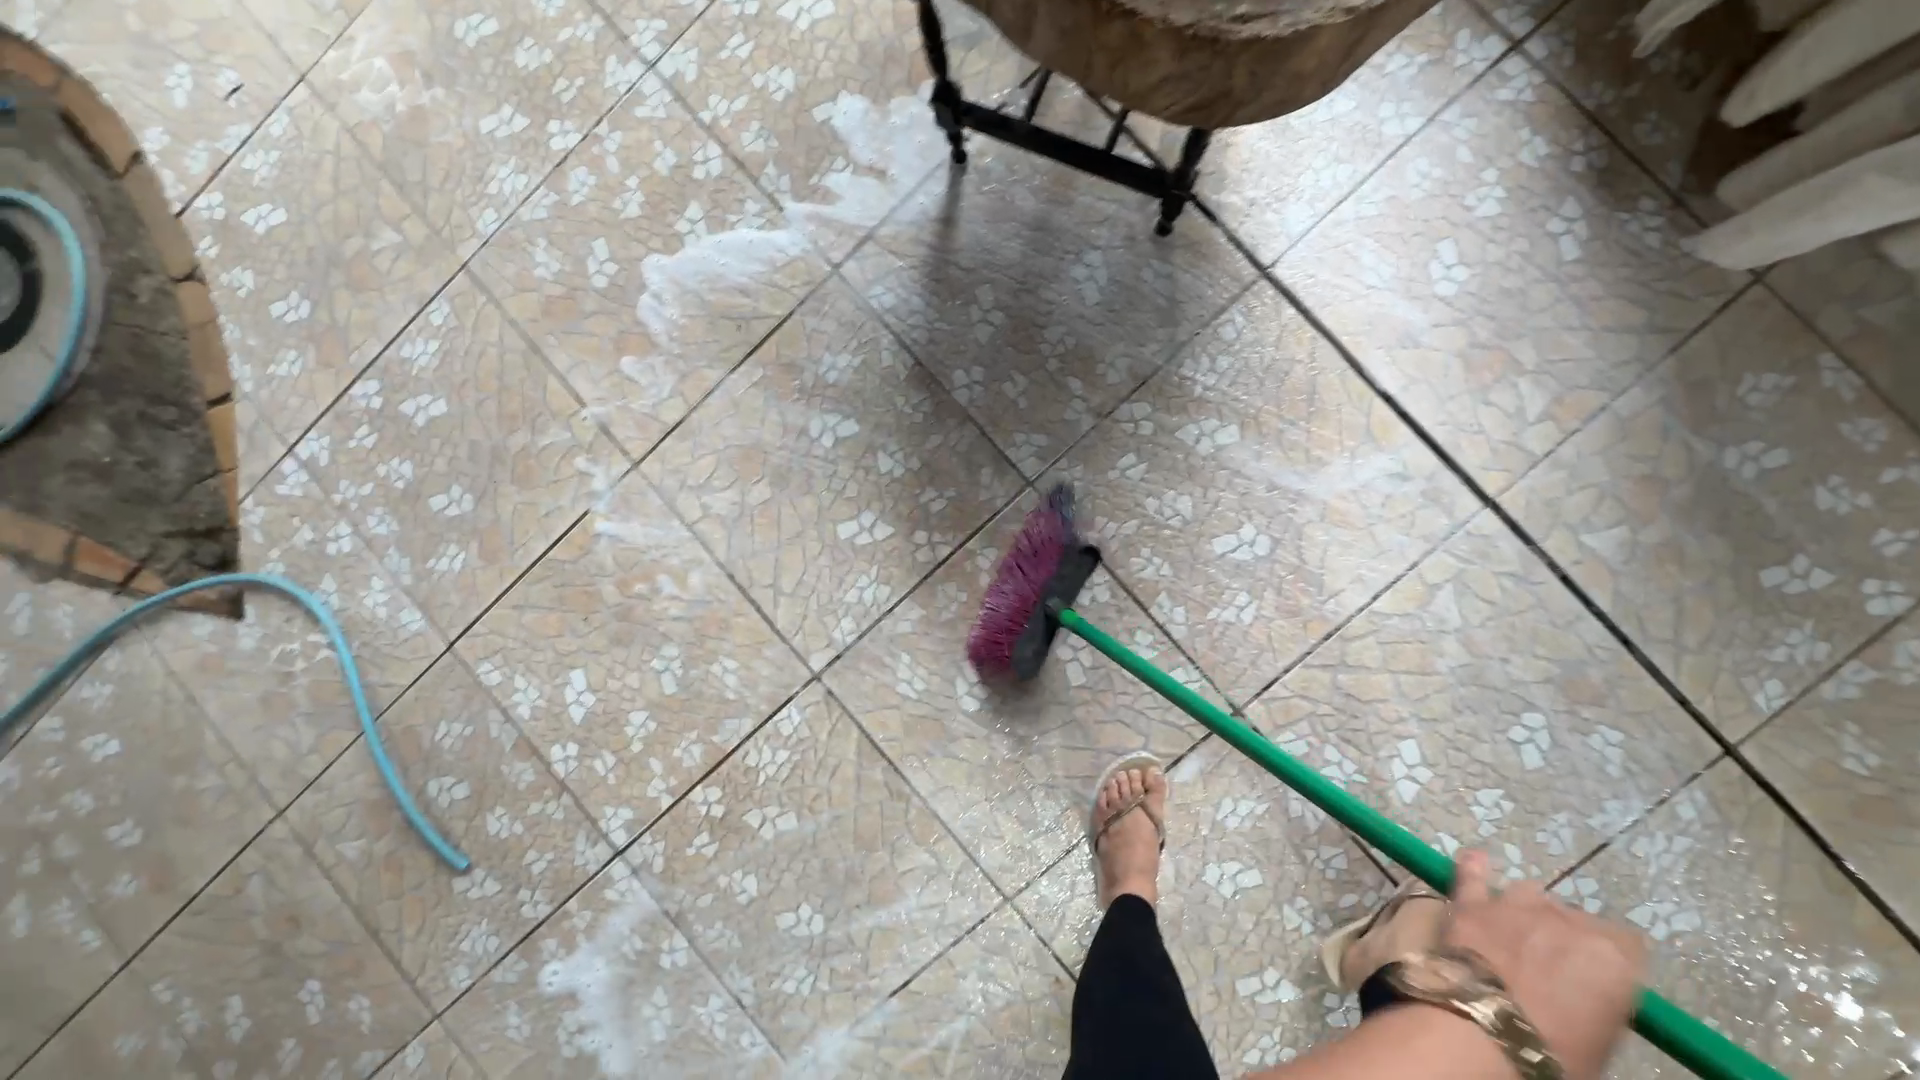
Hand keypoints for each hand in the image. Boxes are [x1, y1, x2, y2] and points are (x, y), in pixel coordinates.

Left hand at [1443, 851, 1646, 1079]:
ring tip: (1517, 933)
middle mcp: (1568, 921)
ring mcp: (1516, 906)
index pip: (1627, 944)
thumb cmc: (1556, 1051)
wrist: (1483, 1031)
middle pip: (1574, 918)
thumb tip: (1591, 993)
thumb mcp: (1603, 1038)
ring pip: (1528, 894)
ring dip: (1527, 911)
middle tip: (1550, 968)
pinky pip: (1473, 875)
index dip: (1611, 961)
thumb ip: (1602, 999)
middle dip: (1565, 937)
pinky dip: (1474, 868)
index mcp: (1614, 956)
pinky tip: (1476, 859)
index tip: (1599, 980)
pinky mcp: (1471, 904)